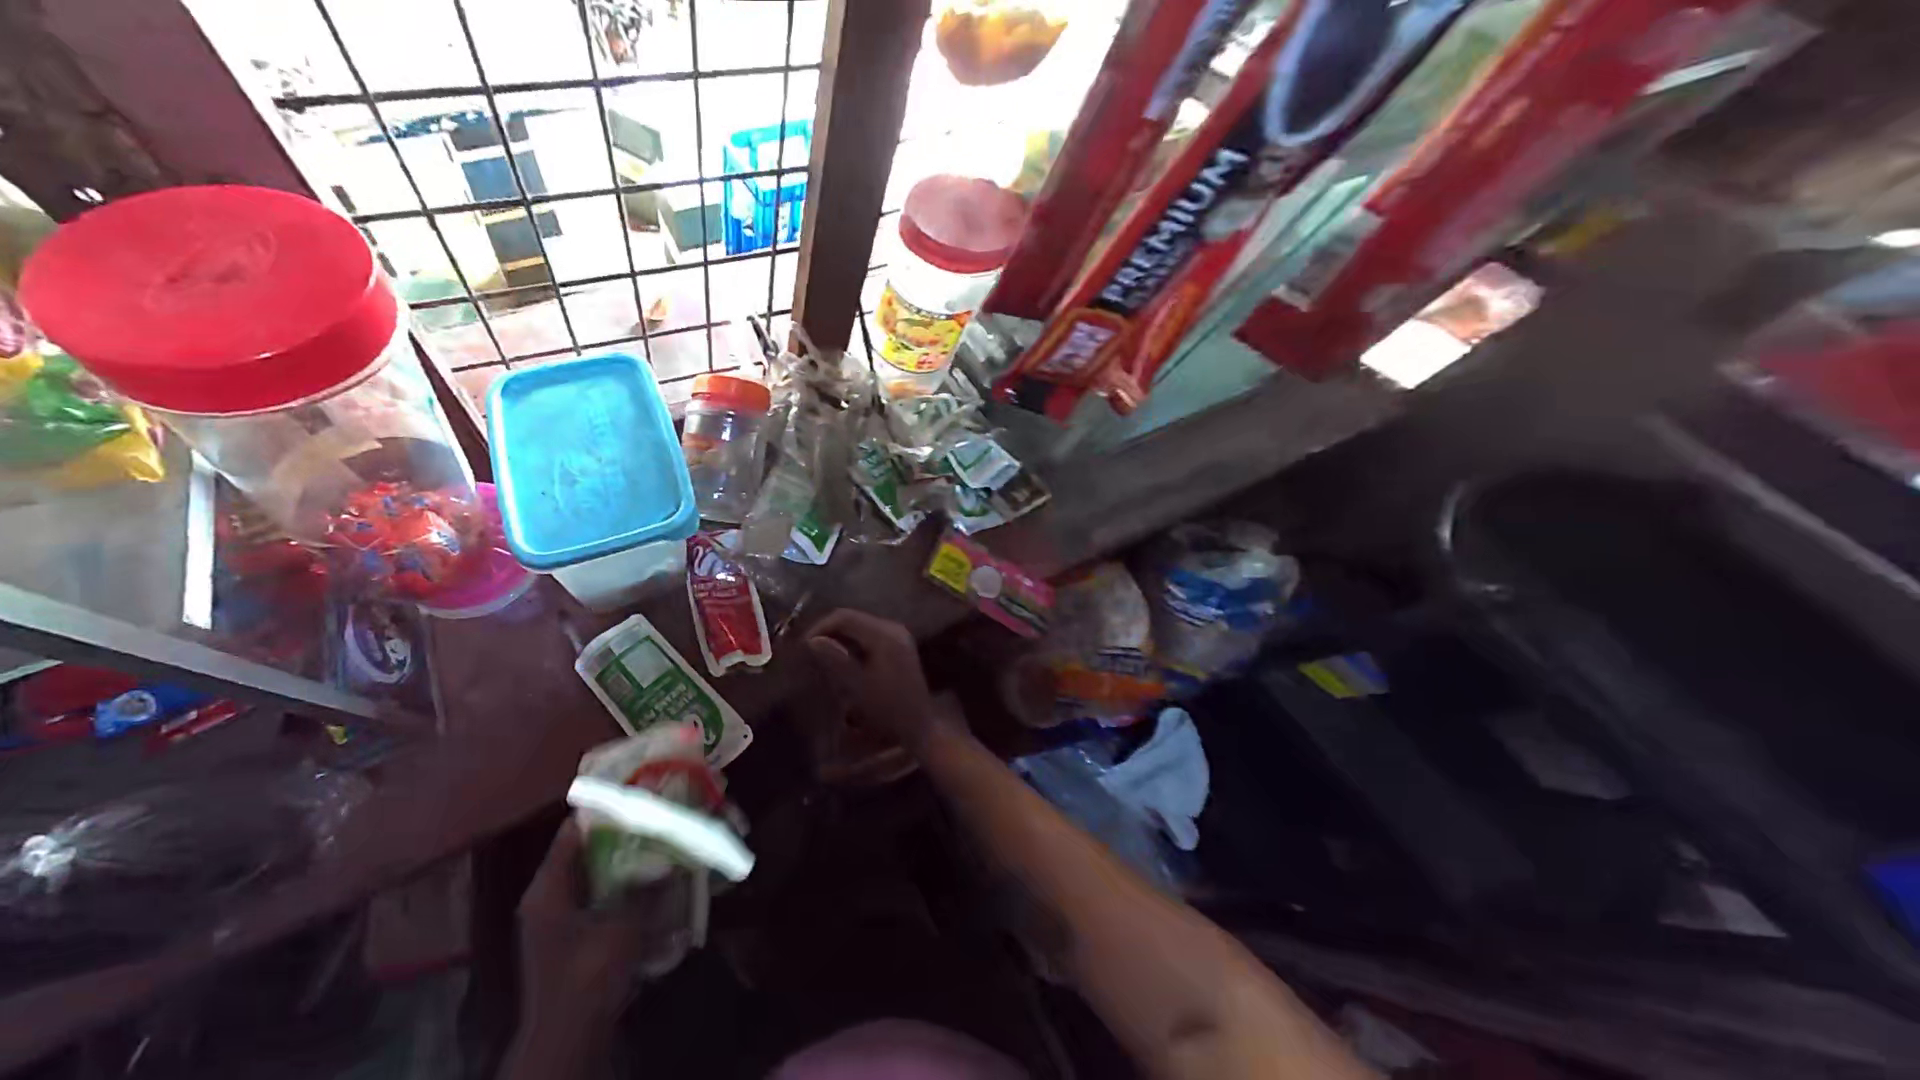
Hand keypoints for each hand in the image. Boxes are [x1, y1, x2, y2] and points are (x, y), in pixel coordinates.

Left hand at [517, 825, 680, 1027]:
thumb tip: (673, 856)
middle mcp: (548, 898)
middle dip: (624, 837)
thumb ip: (648, 888)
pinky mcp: (574, 940)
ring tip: (665, 847)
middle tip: (661, 819)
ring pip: (596, 876)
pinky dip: (625, 890)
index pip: (573, 831)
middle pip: (587, 853)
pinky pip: (601, 900)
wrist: (566, 1042)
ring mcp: (559, 921)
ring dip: (628, 864)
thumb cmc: (587, 977)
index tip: (642, 794)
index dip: (606, 809)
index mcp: (548, 889)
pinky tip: (656, 887)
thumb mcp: (623, 928)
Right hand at [805, 609, 958, 753]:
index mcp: (884, 635)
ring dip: (840, 636)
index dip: (821, 627)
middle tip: (809, 648)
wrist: (919, 725)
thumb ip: (835, 660)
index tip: (804, 645)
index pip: (846, 617)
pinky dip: (853, 642)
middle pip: (853, 618)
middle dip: (829, 630)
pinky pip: (870, 634)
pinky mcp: (899, 644)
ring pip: (861, 625)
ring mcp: (898, 635)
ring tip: (820, 653)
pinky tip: (841, 657)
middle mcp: (893, 628)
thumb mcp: (857, 686)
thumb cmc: (887, 708)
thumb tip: (812, 640)